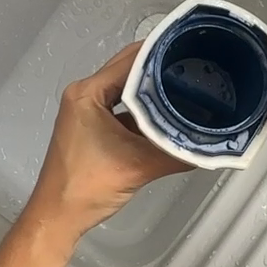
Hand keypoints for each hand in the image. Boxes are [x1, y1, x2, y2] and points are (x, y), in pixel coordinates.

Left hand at [21, 42, 192, 240]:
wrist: (58, 217)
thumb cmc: (87, 186)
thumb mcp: (138, 166)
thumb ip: (176, 153)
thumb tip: (209, 145)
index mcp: (88, 93)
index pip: (130, 60)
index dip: (160, 53)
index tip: (190, 48)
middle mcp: (86, 93)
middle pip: (128, 69)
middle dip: (159, 67)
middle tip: (194, 65)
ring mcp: (88, 109)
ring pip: (126, 87)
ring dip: (152, 88)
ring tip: (186, 84)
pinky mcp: (93, 124)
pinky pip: (122, 106)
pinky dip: (143, 107)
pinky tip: (167, 111)